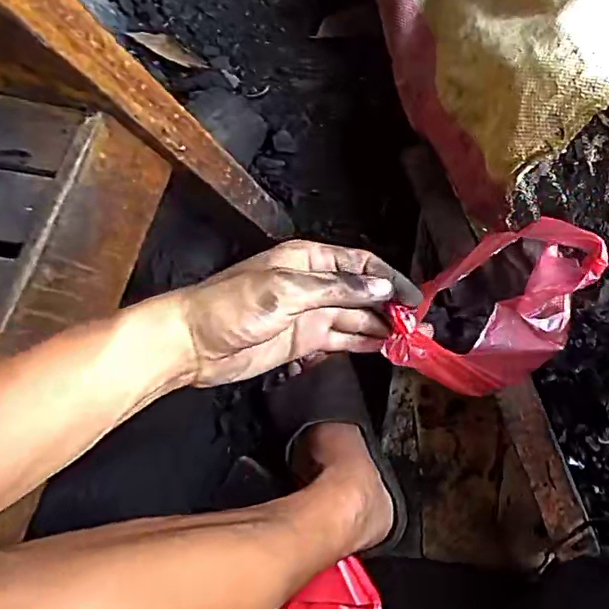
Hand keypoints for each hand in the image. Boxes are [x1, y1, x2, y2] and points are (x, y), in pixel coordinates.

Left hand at [166, 241, 420, 386]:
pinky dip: (368, 343)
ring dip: (386, 327)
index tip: (412, 297)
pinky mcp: (308, 340)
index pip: (362, 266)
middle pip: (366, 294)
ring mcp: (313, 313)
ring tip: (412, 338)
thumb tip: (381, 290)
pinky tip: (388, 347)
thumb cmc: (228, 306)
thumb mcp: (286, 290)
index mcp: (310, 261)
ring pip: (360, 318)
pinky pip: (346, 338)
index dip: (389, 280)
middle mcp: (316, 285)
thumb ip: (338, 289)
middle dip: (393, 307)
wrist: (190, 345)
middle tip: (418, 323)